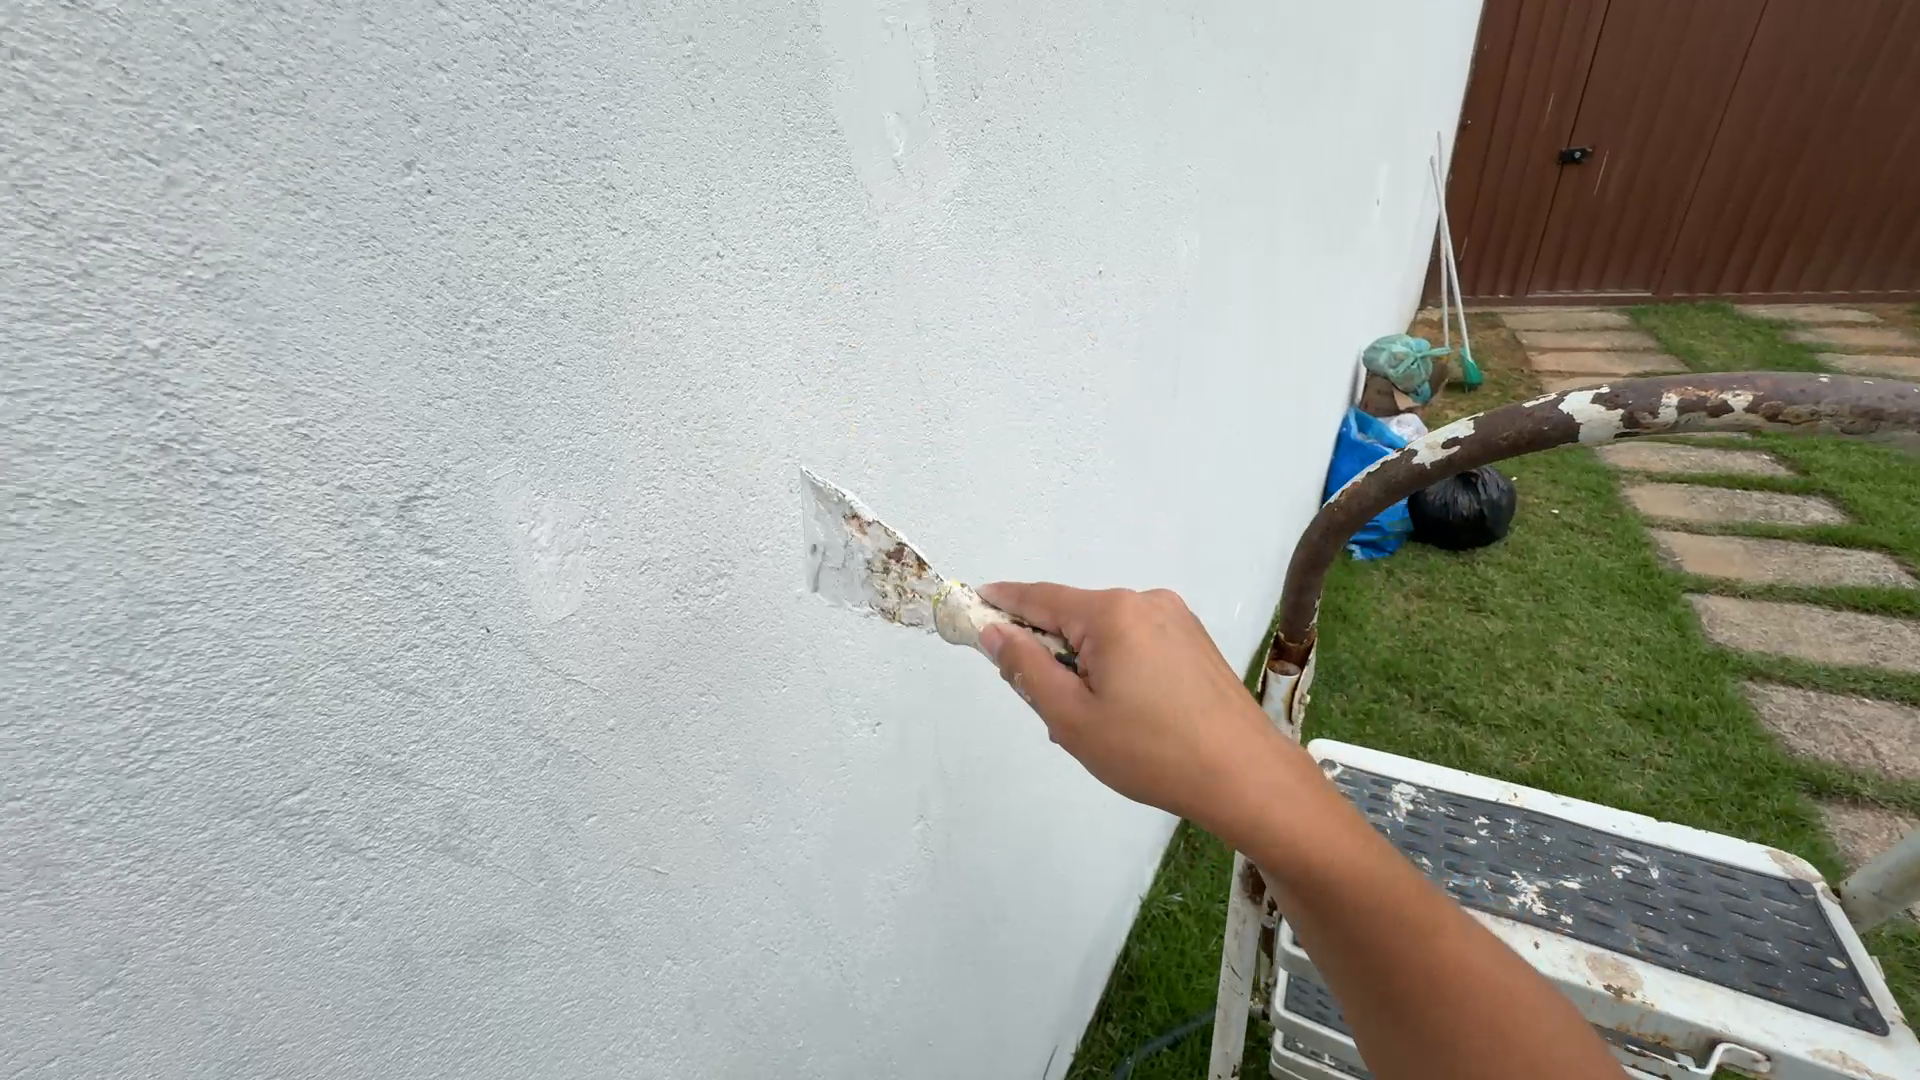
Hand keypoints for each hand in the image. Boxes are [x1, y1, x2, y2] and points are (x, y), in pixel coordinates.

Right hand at [975, 582, 1299, 834]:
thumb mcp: (1071, 717)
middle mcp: (1145, 602)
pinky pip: (1136, 643)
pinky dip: (1116, 668)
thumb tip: (996, 632)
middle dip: (1050, 652)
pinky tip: (1128, 714)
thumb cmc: (1150, 752)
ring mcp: (1176, 619)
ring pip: (1106, 634)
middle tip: (1046, 706)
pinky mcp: (1194, 640)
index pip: (1038, 598)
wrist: (1246, 778)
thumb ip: (1026, 667)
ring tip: (1095, 723)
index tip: (972, 605)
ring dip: (1084, 666)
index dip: (1001, 602)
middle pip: (1074, 618)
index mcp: (1112, 613)